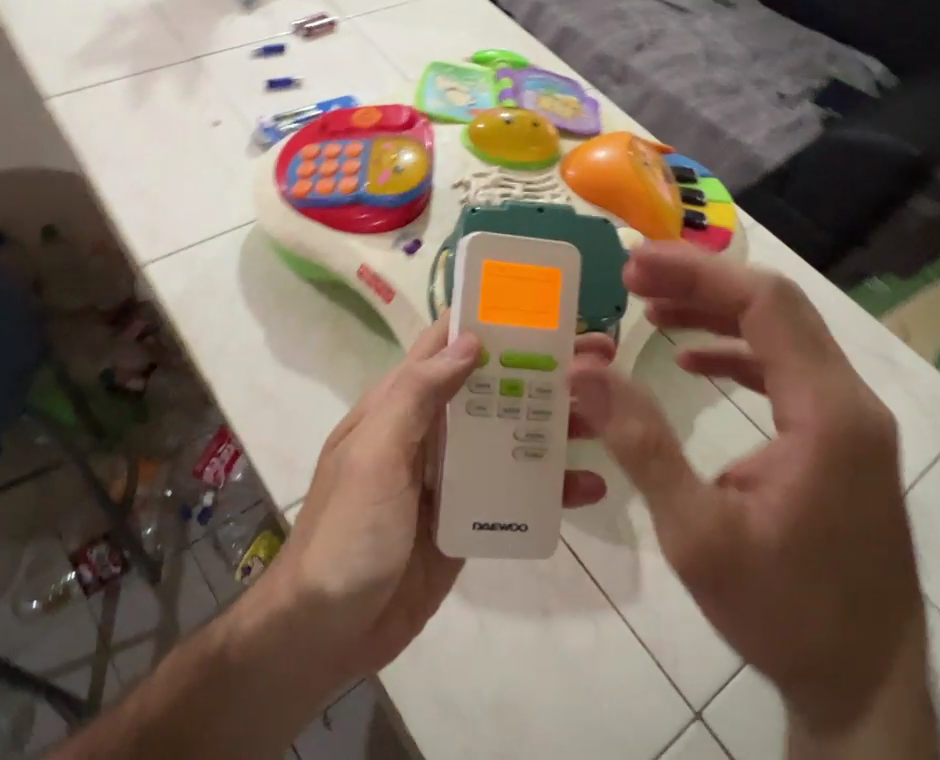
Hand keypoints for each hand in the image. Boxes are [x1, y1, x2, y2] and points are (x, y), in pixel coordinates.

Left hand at [265, 318, 611, 683]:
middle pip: (489, 388)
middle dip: (540, 370)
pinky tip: (589, 488)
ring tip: (609, 417)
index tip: (546, 309)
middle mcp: (427, 432)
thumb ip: (416, 397)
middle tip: (602, 359)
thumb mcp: (374, 457)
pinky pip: (513, 491)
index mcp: (397, 406)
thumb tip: (467, 340)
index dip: (491, 322)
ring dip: (552, 424)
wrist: (330, 630)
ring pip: (507, 436)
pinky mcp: (467, 519)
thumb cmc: (347, 534)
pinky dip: (548, 485)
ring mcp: (449, 477)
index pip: (445, 347)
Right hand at [569, 241, 927, 737]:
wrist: (865, 681)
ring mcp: (853, 423)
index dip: (696, 275)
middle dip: (701, 285)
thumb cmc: (783, 611)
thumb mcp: (697, 533)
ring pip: (784, 337)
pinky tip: (691, 361)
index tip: (631, 267)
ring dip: (718, 317)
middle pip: (777, 310)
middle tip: (630, 279)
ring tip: (650, 310)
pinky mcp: (843, 443)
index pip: (765, 305)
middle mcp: (850, 403)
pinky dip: (738, 355)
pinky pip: (788, 374)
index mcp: (827, 413)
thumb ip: (641, 443)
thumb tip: (582, 368)